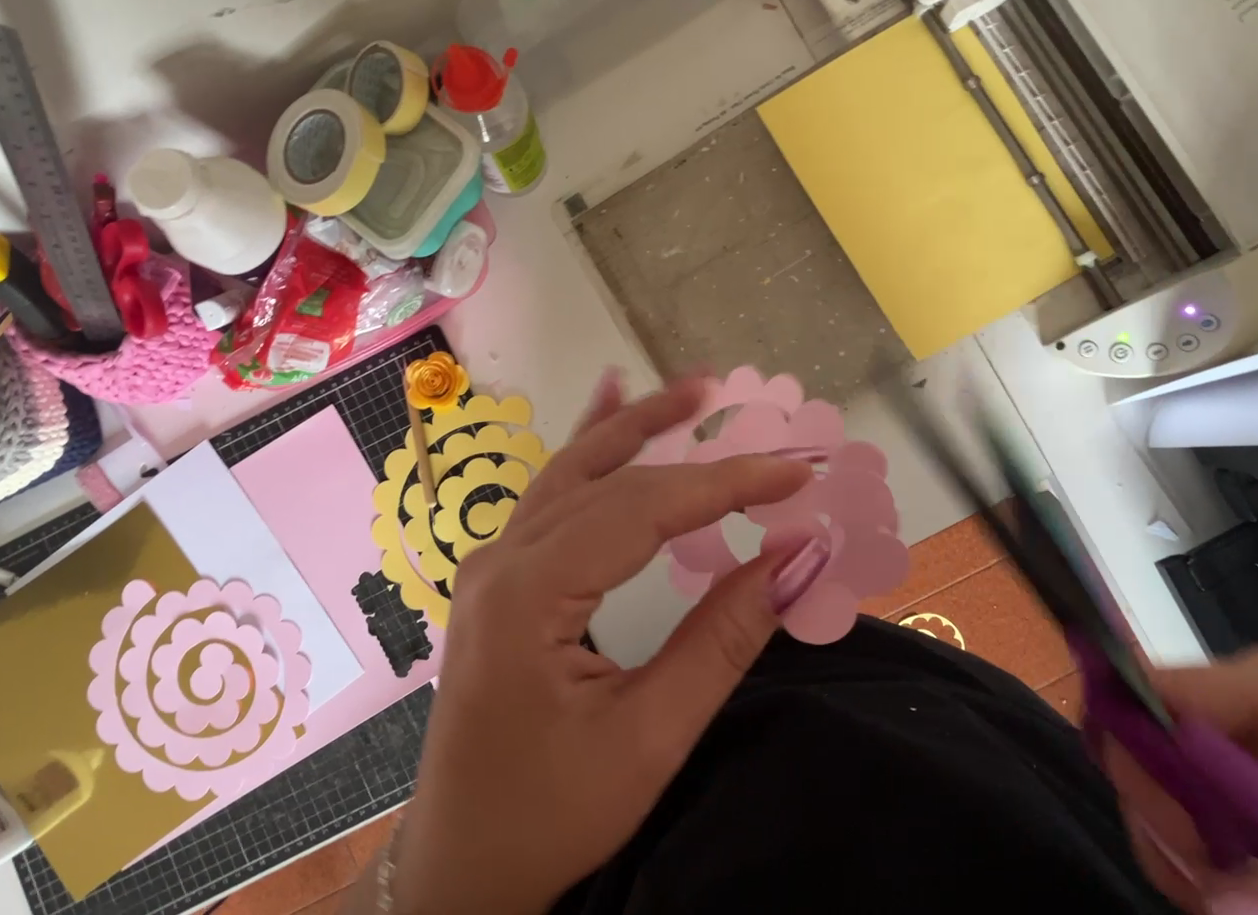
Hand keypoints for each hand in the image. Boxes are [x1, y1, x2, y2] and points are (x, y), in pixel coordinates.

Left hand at [389, 374, 812, 913]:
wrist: (461, 864)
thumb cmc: (551, 813)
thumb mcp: (649, 735)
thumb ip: (721, 639)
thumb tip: (796, 559)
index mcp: (528, 592)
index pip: (640, 509)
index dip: (723, 485)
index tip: (794, 475)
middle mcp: (499, 560)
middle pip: (604, 478)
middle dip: (684, 447)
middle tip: (749, 413)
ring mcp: (491, 566)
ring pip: (570, 474)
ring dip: (632, 429)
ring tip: (691, 393)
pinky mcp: (499, 581)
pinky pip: (547, 498)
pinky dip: (587, 451)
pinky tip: (605, 406)